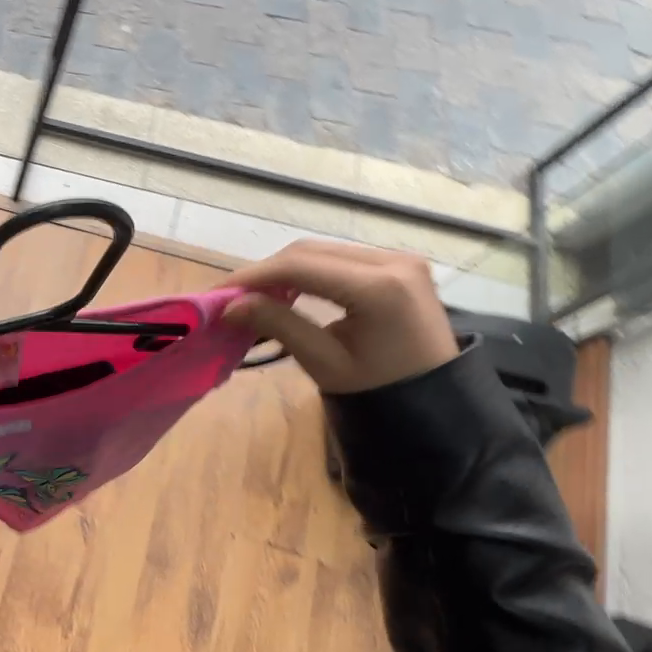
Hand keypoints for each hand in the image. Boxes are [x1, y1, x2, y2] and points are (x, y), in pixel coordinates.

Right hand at [222, 240, 459, 393]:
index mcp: (378, 288)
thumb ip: (278, 325)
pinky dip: (306, 272)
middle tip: (230, 297)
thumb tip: (231, 306)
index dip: (252, 276)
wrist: (434, 400)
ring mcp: (398, 258)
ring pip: (322, 251)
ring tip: (252, 297)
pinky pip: (340, 258)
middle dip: (264, 272)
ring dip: (283, 270)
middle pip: (310, 251)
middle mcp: (392, 261)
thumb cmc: (378, 390)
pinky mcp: (398, 264)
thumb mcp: (323, 362)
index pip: (300, 266)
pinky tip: (286, 292)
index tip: (217, 294)